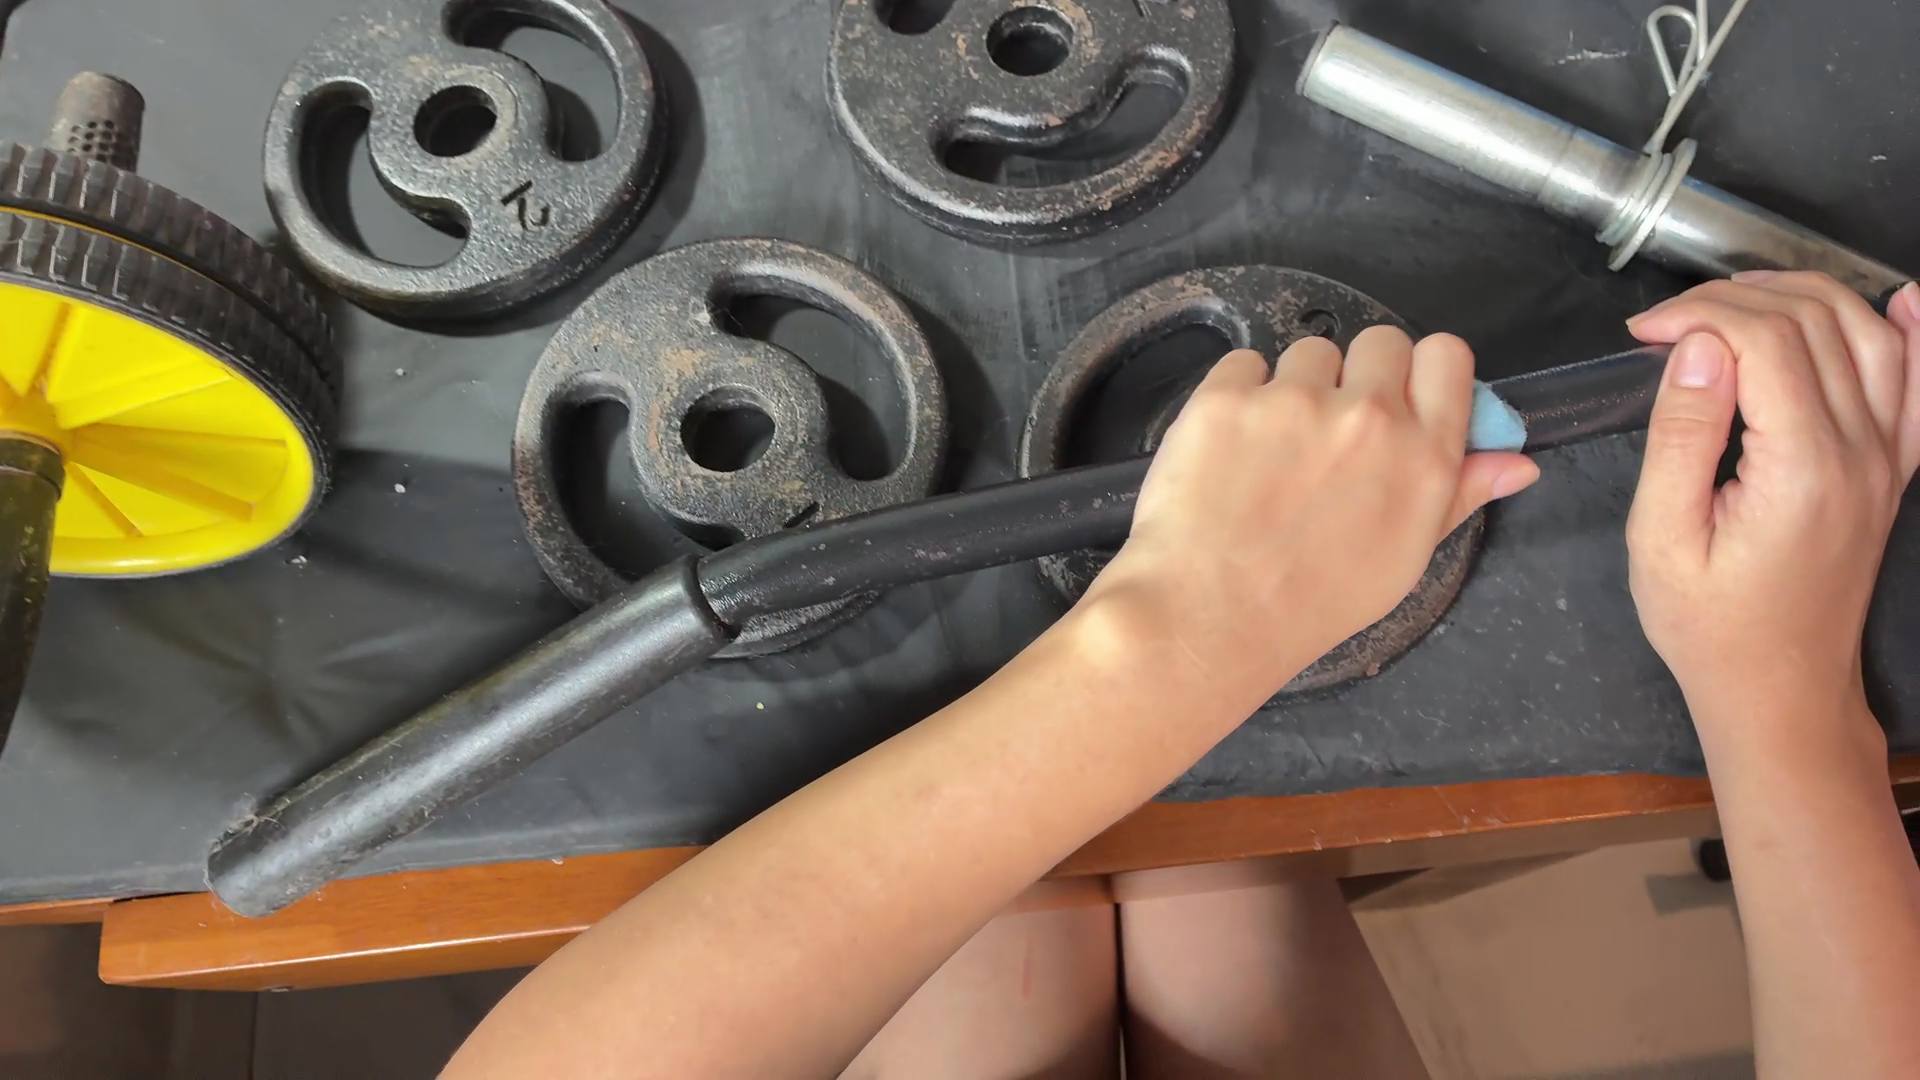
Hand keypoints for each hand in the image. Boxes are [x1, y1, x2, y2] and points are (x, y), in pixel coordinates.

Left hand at [1083, 326, 1538, 700]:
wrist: (1209, 611)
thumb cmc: (1309, 601)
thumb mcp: (1401, 560)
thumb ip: (1456, 497)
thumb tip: (1515, 462)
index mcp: (1423, 453)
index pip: (1445, 356)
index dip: (1416, 372)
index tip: (1388, 398)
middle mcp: (1366, 415)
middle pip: (1378, 342)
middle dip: (1353, 376)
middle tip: (1318, 429)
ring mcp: (1291, 401)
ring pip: (1305, 354)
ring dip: (1290, 387)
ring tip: (1261, 447)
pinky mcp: (1223, 401)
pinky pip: (1240, 365)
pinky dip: (1234, 395)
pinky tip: (1222, 443)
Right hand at [1625, 273, 1919, 731]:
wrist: (1774, 676)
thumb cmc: (1701, 614)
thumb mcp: (1661, 533)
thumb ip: (1681, 439)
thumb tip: (1697, 352)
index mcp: (1803, 464)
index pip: (1767, 344)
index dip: (1700, 317)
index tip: (1639, 333)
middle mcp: (1866, 447)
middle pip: (1821, 326)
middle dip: (1737, 301)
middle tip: (1664, 321)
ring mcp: (1890, 454)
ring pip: (1873, 336)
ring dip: (1804, 299)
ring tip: (1728, 301)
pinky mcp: (1890, 466)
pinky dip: (1913, 330)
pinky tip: (1900, 303)